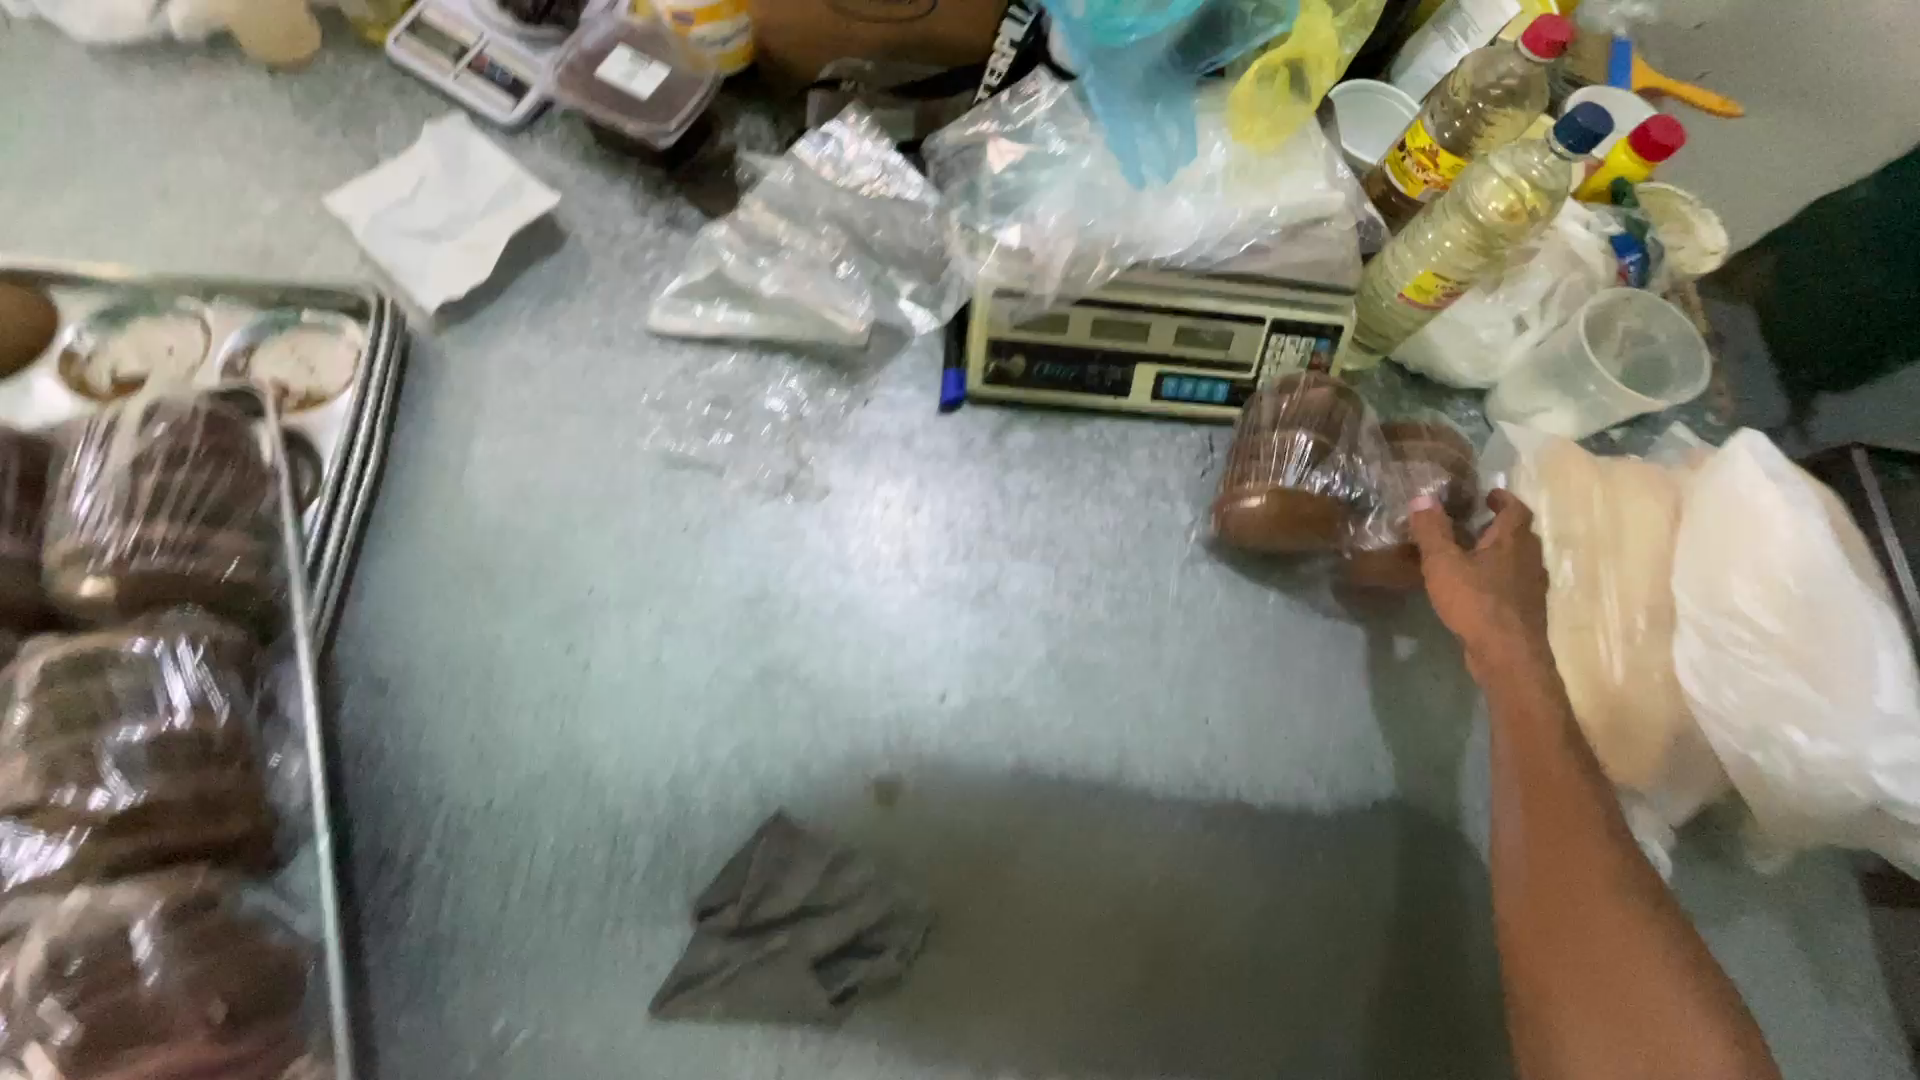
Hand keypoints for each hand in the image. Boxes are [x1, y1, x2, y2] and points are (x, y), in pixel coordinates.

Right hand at [1409, 489, 1552, 679]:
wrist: (1507, 653)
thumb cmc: (1475, 601)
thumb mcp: (1442, 563)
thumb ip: (1432, 530)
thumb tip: (1422, 496)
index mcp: (1512, 542)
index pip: (1516, 510)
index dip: (1503, 499)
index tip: (1488, 494)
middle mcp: (1529, 560)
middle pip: (1521, 535)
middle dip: (1500, 525)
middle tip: (1475, 523)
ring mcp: (1531, 587)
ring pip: (1519, 560)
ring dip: (1501, 552)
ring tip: (1473, 555)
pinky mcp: (1526, 610)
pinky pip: (1515, 583)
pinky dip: (1500, 577)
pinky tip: (1479, 588)